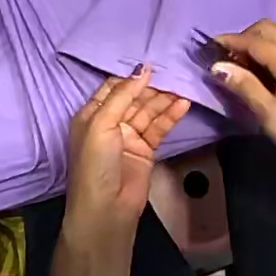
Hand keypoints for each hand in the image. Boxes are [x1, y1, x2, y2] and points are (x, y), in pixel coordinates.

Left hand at [61, 67, 189, 275]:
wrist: (106, 209)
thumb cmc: (95, 163)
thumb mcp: (102, 124)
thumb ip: (122, 96)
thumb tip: (143, 70)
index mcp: (92, 114)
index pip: (113, 88)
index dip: (131, 77)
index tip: (152, 65)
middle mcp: (110, 122)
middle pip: (133, 98)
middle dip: (151, 87)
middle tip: (173, 75)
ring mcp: (128, 136)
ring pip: (148, 111)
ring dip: (164, 100)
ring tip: (183, 88)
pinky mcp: (146, 149)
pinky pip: (159, 127)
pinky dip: (170, 116)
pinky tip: (183, 104)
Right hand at [207, 20, 275, 189]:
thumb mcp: (269, 114)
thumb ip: (244, 85)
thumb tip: (217, 66)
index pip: (256, 42)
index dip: (231, 41)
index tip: (208, 46)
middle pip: (268, 30)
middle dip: (243, 38)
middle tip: (225, 58)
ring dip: (255, 45)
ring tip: (237, 66)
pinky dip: (267, 53)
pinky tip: (256, 73)